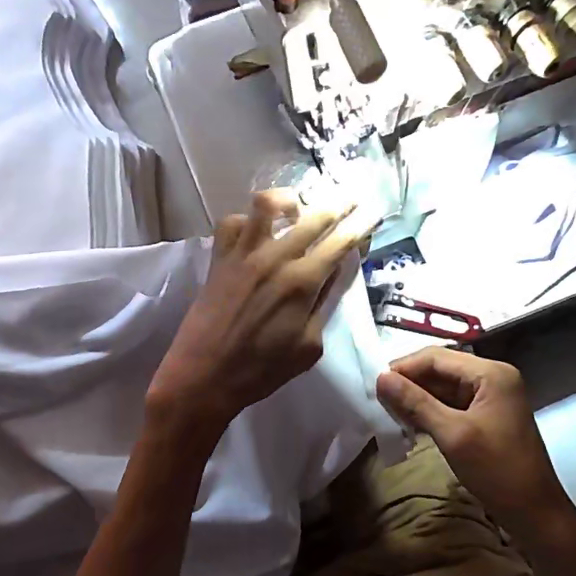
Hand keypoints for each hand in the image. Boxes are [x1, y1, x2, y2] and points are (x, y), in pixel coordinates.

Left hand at [147, 191, 364, 433]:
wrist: (204, 376)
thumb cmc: (261, 370)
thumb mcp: (309, 347)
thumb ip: (323, 306)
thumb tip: (332, 276)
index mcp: (302, 282)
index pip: (340, 243)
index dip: (360, 226)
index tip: (372, 214)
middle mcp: (275, 258)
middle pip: (313, 216)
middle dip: (338, 204)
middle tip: (350, 200)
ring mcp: (243, 254)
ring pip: (267, 205)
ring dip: (289, 200)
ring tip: (298, 207)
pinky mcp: (219, 258)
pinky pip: (232, 223)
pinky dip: (248, 221)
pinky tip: (257, 232)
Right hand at [376, 348, 572, 530]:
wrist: (535, 511)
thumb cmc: (497, 470)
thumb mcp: (452, 434)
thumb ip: (416, 403)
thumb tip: (382, 379)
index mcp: (491, 373)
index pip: (437, 357)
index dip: (404, 367)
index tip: (374, 384)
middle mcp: (493, 377)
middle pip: (441, 369)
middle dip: (410, 383)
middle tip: (378, 400)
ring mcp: (492, 396)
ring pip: (444, 387)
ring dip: (418, 398)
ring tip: (389, 413)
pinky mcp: (488, 415)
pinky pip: (453, 404)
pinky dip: (431, 411)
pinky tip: (410, 423)